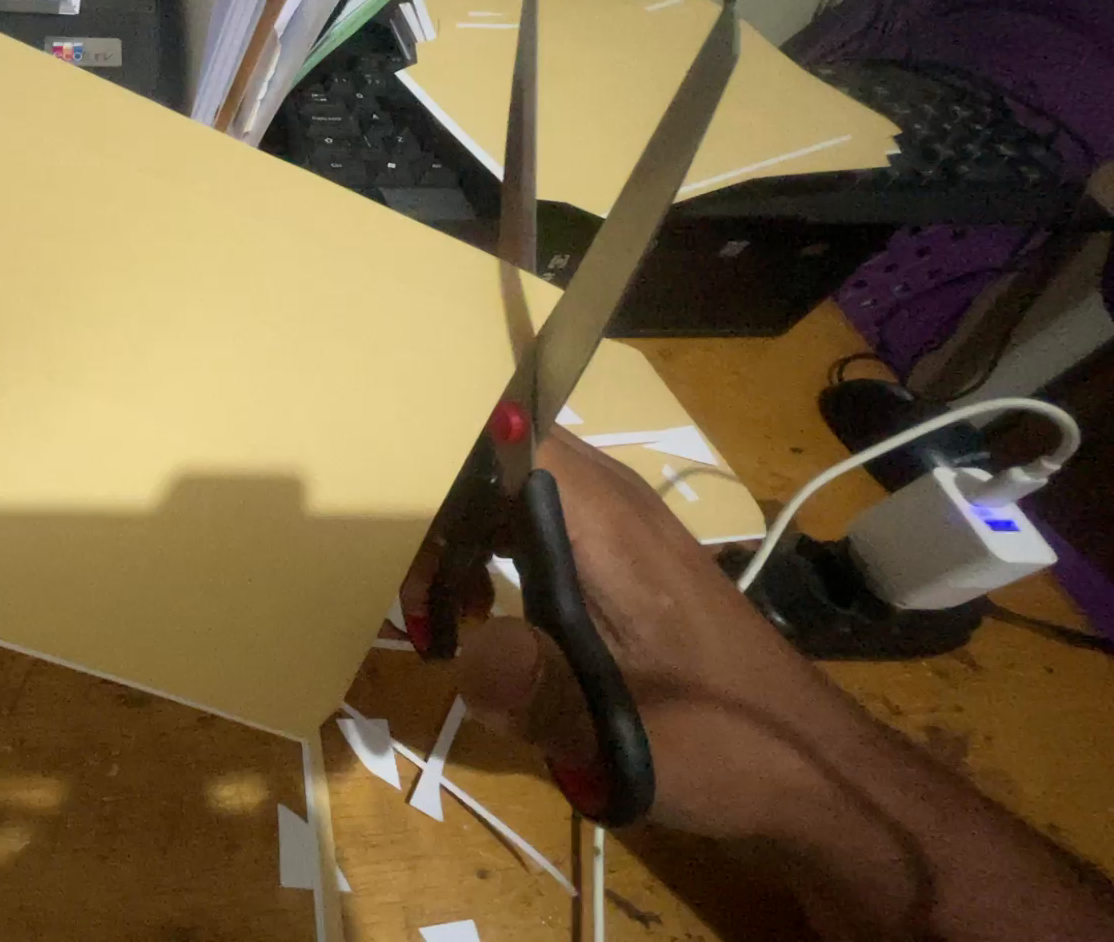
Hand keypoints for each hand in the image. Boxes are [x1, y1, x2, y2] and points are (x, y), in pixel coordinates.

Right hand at [450, 429, 862, 837]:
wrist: (813, 767)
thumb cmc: (727, 744)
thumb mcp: (624, 736)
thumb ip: (541, 694)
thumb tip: (461, 652)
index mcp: (604, 522)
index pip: (506, 435)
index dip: (440, 452)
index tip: (388, 503)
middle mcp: (604, 498)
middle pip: (488, 455)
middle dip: (432, 507)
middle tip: (412, 587)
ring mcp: (607, 517)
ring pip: (501, 481)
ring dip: (455, 530)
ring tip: (441, 605)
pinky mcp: (608, 543)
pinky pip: (524, 511)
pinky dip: (484, 545)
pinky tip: (480, 604)